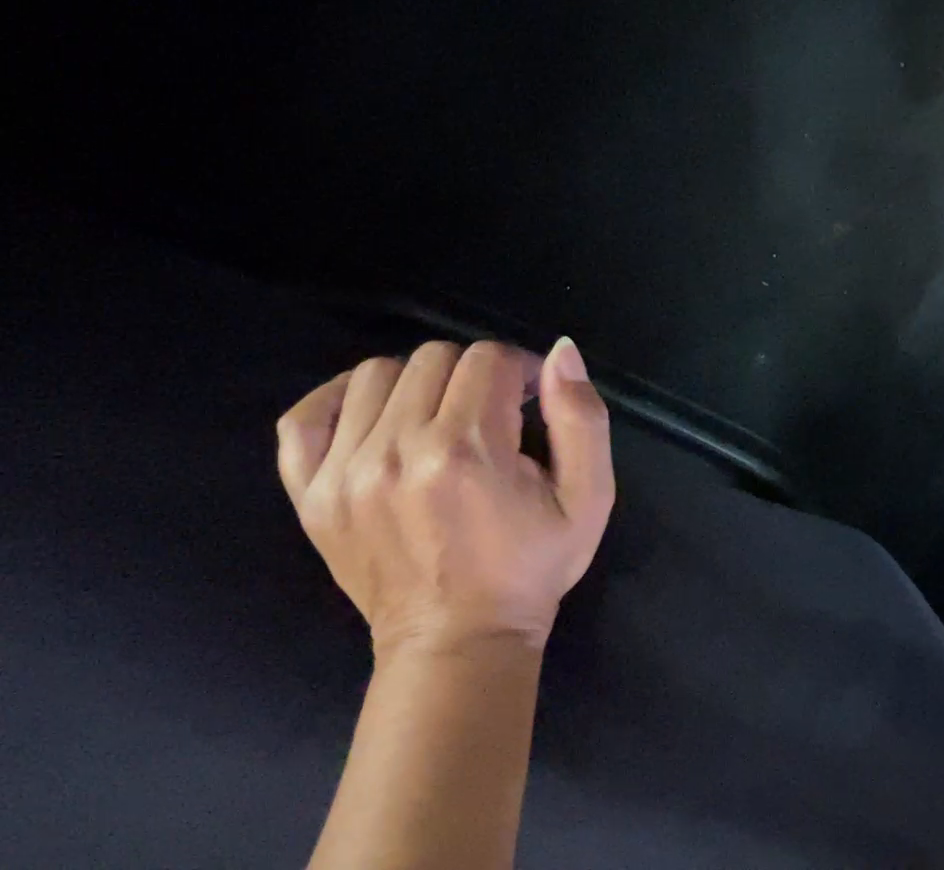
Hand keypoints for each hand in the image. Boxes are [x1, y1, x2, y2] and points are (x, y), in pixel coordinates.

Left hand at [276, 338, 614, 657]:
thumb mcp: (589, 497)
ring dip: (420, 384)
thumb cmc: (534, 566)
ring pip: (377, 374)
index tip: (534, 402)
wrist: (459, 640)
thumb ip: (582, 418)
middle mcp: (397, 450)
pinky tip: (378, 414)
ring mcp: (343, 472)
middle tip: (496, 415)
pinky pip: (306, 417)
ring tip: (444, 420)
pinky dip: (342, 399)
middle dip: (476, 374)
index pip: (489, 358)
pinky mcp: (309, 494)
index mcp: (468, 450)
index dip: (521, 370)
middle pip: (434, 358)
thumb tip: (559, 352)